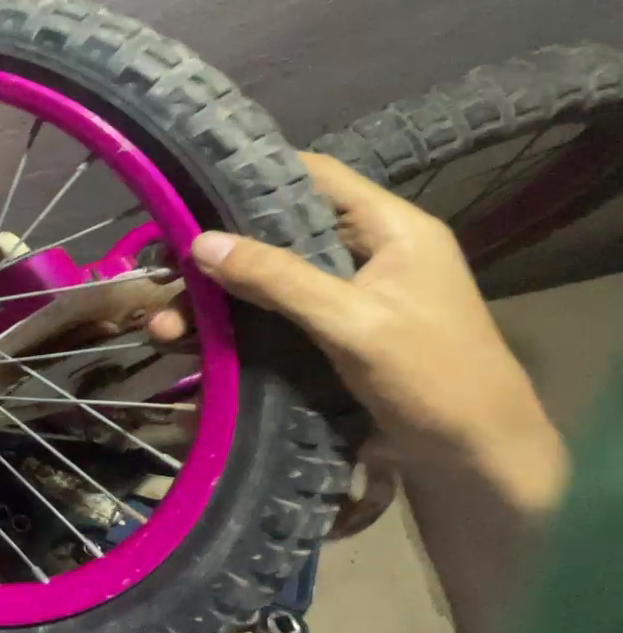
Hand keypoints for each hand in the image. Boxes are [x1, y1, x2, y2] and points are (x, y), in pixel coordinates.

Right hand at [152, 152, 565, 513]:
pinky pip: (259, 317)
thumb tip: (199, 241)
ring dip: (205, 303)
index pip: (315, 177)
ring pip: (256, 281)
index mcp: (390, 230)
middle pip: (270, 234)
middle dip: (210, 256)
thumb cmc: (433, 377)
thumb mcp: (353, 322)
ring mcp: (339, 296)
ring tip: (161, 331)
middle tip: (158, 272)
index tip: (190, 185)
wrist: (473, 459)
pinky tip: (184, 348)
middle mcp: (360, 253)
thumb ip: (278, 278)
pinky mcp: (321, 333)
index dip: (254, 173)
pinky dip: (221, 329)